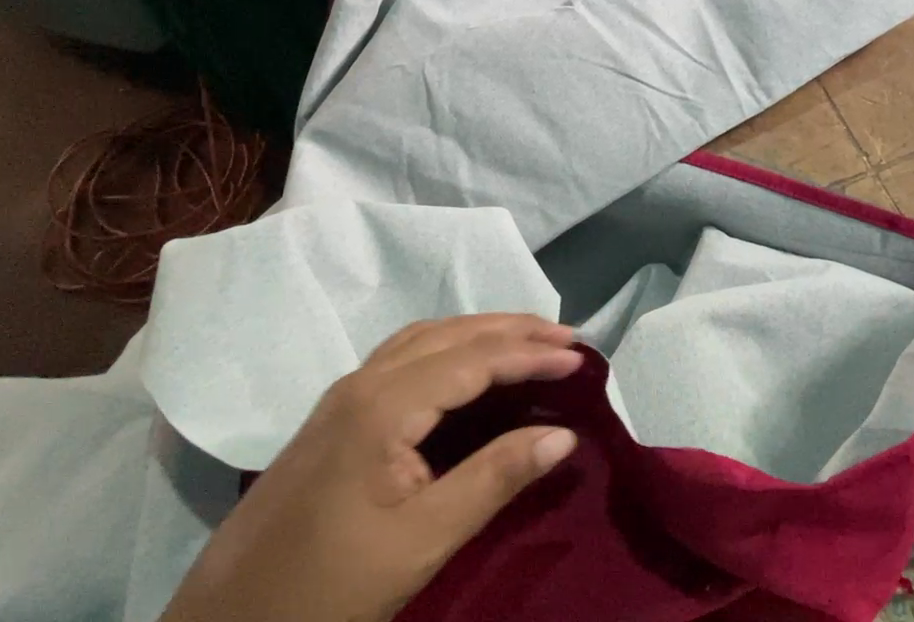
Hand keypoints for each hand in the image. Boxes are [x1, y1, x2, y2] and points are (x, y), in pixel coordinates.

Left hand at [160, 314, 583, 621]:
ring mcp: (343, 396)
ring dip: (480, 332)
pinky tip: (467, 367)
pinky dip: (450, 347)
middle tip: (567, 337)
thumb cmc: (331, 585)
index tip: (582, 359)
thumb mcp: (424, 538)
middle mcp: (362, 382)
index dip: (531, 354)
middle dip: (512, 329)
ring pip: (424, 338)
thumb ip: (496, 477)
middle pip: (450, 334)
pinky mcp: (335, 415)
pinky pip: (405, 356)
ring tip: (528, 341)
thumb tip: (564, 433)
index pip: (474, 359)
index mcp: (383, 405)